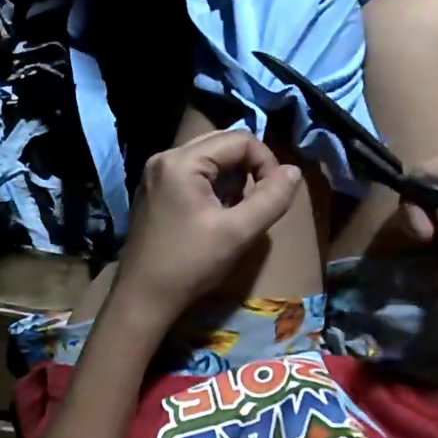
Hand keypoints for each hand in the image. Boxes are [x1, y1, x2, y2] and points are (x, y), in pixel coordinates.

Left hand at [114, 131, 304, 320]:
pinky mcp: (154, 190)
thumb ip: (271, 199)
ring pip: (209, 157)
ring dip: (232, 177)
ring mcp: (155, 174)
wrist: (143, 298)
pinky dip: (213, 185)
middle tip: (258, 200)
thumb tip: (294, 172)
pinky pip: (193, 172)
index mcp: (182, 161)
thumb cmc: (191, 264)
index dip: (266, 162)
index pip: (240, 140)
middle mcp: (165, 157)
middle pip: (222, 143)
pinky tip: (217, 214)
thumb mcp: (239, 233)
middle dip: (249, 167)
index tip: (274, 194)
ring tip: (238, 209)